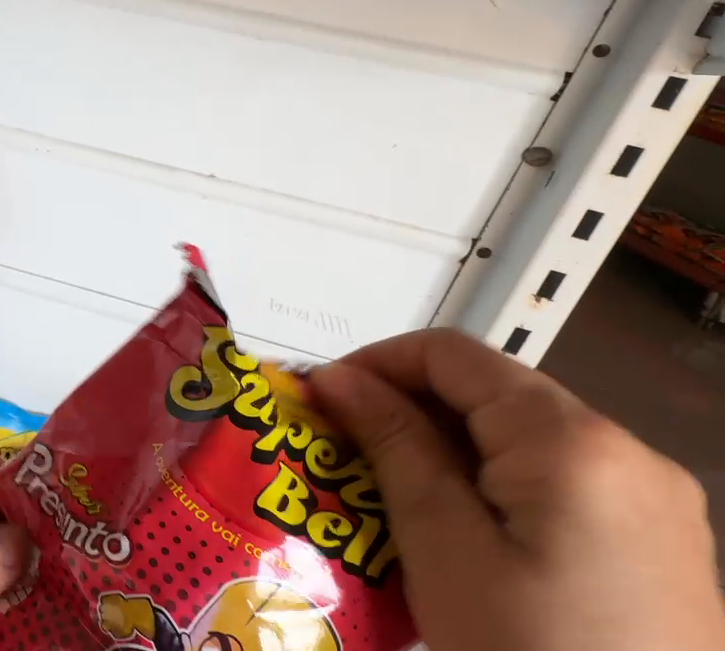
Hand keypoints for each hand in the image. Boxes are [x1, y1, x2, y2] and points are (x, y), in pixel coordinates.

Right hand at [310, 329, 724, 650]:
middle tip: (338, 447)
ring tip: (384, 488)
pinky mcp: (655, 542)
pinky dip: (485, 479)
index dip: (373, 362)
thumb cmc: (526, 648)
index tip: (319, 403)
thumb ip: (393, 443)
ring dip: (438, 444)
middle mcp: (627, 452)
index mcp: (574, 441)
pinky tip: (451, 524)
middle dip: (402, 406)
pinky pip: (550, 477)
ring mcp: (651, 500)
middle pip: (486, 389)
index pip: (451, 353)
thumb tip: (337, 376)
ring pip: (514, 434)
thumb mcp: (441, 542)